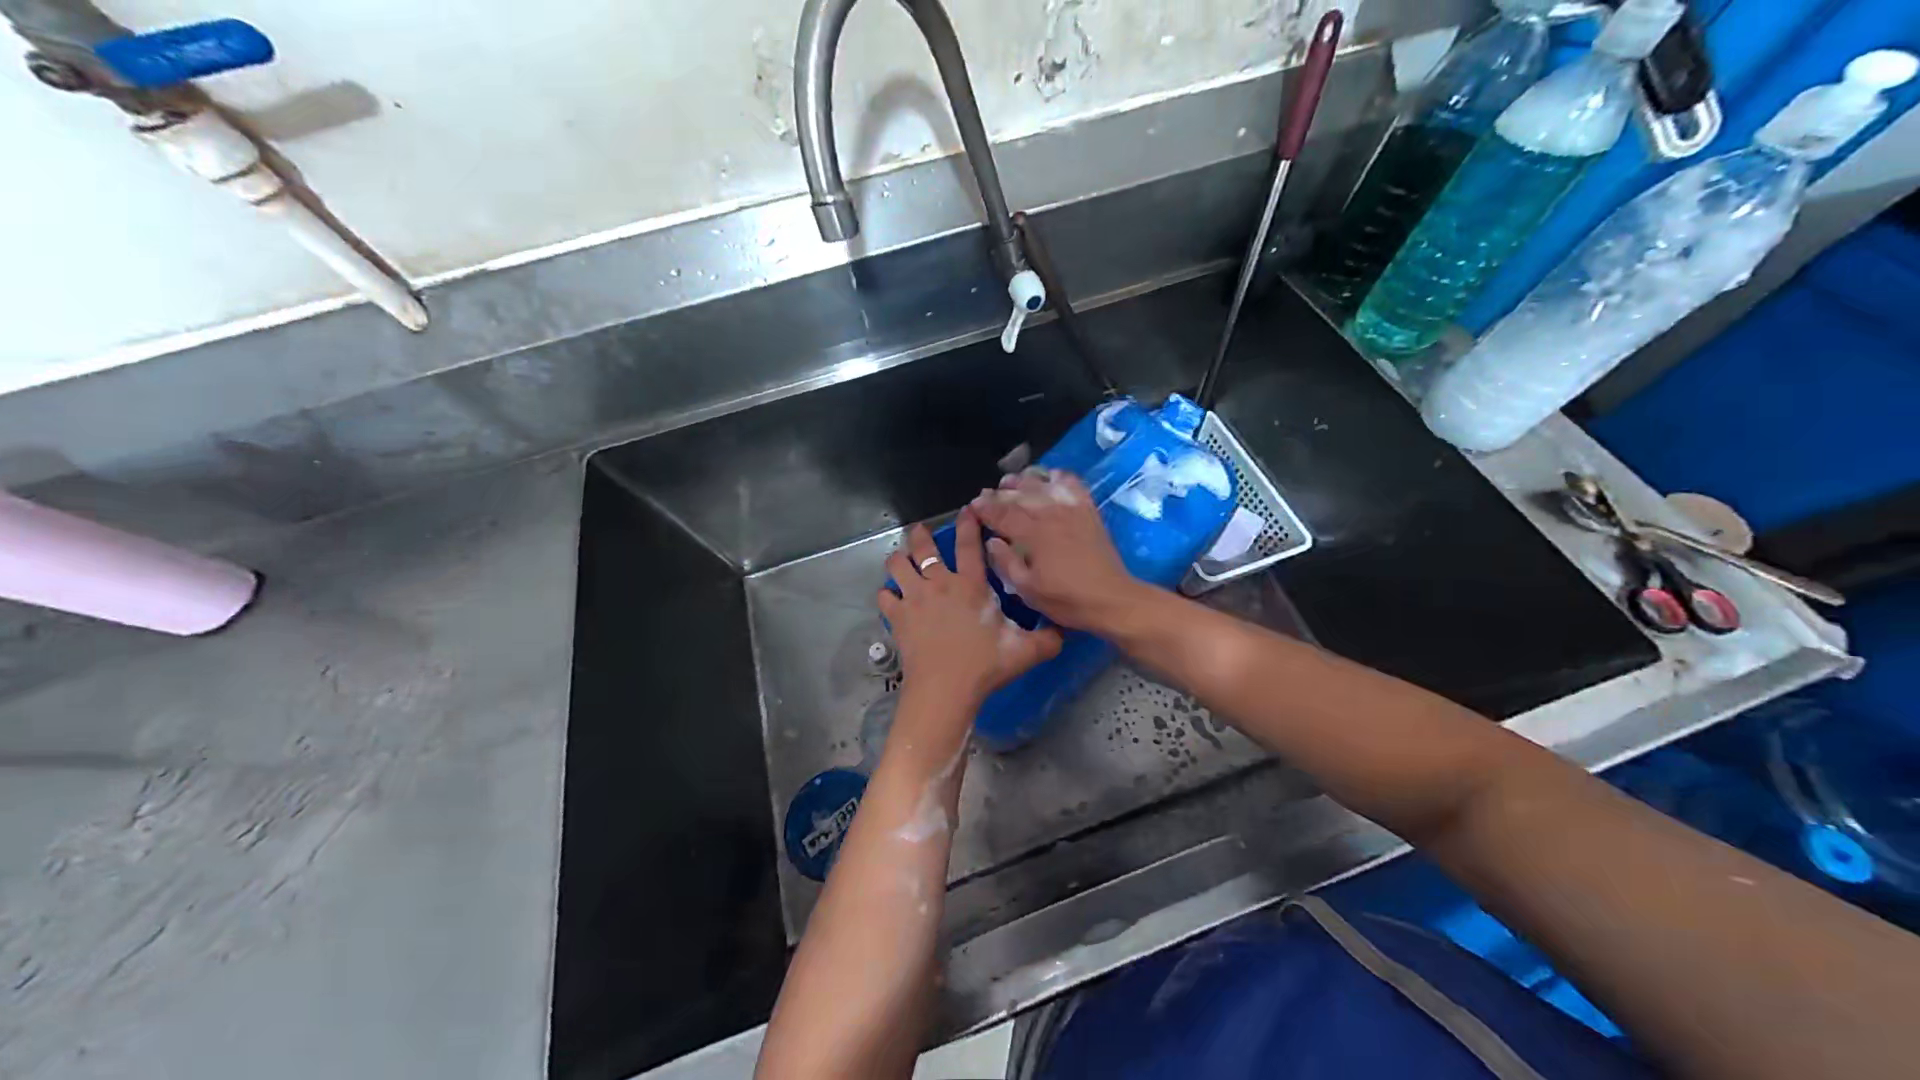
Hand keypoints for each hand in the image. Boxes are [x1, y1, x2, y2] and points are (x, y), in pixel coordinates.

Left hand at [878, 512, 1063, 712]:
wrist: (945, 688)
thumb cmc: (985, 665)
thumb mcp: (1025, 652)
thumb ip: (1047, 639)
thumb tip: (1065, 632)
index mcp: (971, 585)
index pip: (969, 545)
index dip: (968, 524)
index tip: (966, 510)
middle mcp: (940, 584)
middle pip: (924, 548)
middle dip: (921, 535)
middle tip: (920, 530)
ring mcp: (914, 598)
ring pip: (898, 565)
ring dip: (898, 559)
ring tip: (900, 558)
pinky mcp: (897, 617)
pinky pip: (885, 596)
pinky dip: (886, 593)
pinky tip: (890, 596)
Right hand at [968, 468, 1148, 633]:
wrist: (1112, 600)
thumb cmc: (1067, 600)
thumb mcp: (1028, 591)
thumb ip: (1006, 563)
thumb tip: (991, 541)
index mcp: (1034, 535)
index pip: (1003, 514)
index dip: (985, 509)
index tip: (972, 506)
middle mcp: (1052, 516)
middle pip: (1020, 496)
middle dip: (999, 493)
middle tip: (985, 494)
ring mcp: (1073, 510)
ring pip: (1044, 486)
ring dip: (1024, 481)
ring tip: (1010, 481)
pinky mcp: (1089, 512)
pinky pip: (1073, 485)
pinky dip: (1058, 478)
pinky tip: (1049, 478)